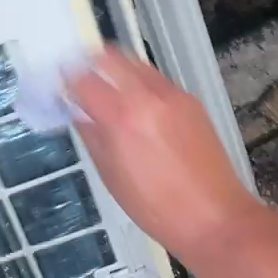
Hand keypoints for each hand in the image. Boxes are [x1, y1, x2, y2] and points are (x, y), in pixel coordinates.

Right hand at [67, 47, 259, 260]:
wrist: (217, 220)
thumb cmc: (157, 208)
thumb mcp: (112, 176)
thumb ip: (92, 135)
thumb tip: (80, 113)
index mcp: (121, 117)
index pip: (83, 79)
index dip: (67, 78)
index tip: (60, 83)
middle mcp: (146, 96)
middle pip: (109, 57)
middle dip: (90, 62)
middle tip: (81, 76)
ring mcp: (171, 95)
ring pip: (134, 62)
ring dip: (116, 68)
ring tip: (109, 87)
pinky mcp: (190, 100)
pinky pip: (156, 79)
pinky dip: (140, 82)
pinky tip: (139, 104)